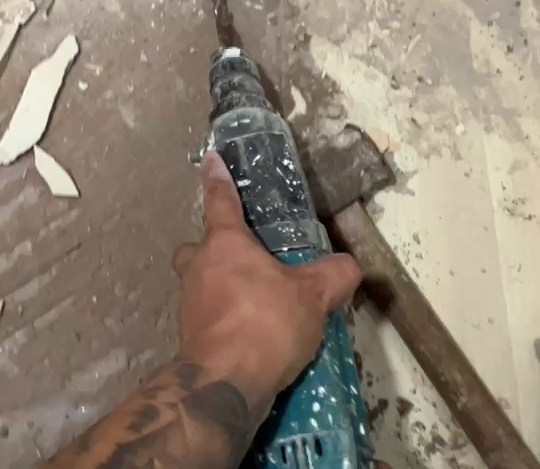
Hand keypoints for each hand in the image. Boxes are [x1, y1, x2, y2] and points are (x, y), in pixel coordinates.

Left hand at [171, 152, 361, 409]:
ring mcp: (189, 302)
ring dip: (220, 288)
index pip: (220, 199)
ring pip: (200, 282)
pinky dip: (223, 321)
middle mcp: (199, 265)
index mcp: (224, 242)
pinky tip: (248, 336)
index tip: (210, 157)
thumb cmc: (263, 323)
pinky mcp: (189, 336)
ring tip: (255, 305)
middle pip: (199, 246)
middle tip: (243, 262)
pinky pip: (207, 317)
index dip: (217, 177)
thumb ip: (333, 275)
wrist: (223, 383)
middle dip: (214, 249)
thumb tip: (350, 265)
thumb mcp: (311, 296)